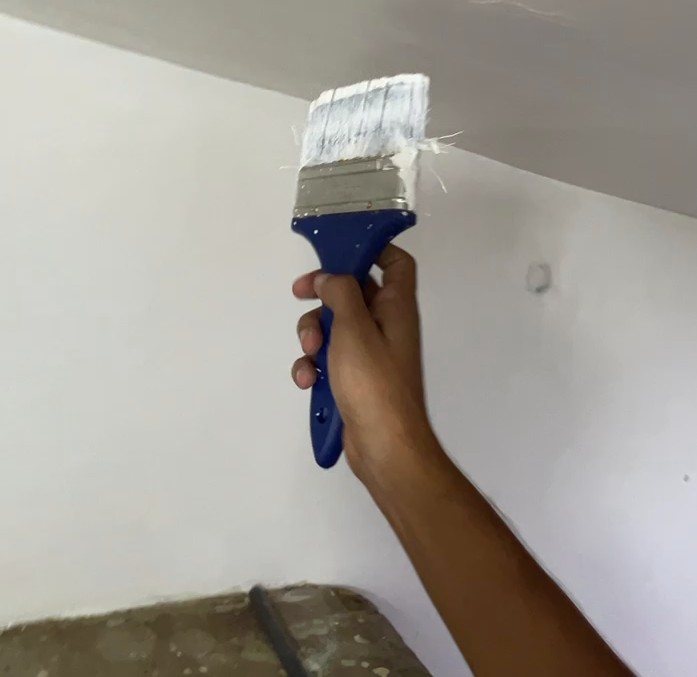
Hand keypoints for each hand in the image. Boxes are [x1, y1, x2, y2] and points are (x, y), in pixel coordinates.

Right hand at [290, 245, 440, 484]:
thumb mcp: (354, 328)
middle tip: (300, 293)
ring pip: (333, 325)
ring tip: (310, 353)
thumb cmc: (374, 382)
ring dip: (312, 335)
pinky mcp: (353, 378)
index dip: (373, 249)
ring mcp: (369, 353)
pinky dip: (313, 364)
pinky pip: (327, 357)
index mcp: (396, 307)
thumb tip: (328, 277)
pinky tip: (308, 381)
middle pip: (352, 292)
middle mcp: (386, 325)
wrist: (383, 448)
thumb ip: (339, 293)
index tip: (341, 249)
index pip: (395, 262)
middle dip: (323, 296)